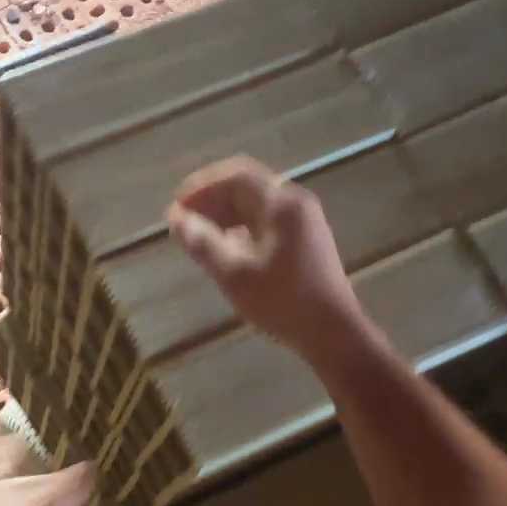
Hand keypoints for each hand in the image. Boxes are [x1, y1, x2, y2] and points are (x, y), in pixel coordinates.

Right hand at [166, 156, 367, 362]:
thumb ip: (202, 243)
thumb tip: (176, 220)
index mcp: (281, 202)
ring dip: (222, 216)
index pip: (235, 175)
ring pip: (254, 206)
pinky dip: (238, 229)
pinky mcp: (303, 240)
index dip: (201, 186)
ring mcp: (302, 221)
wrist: (330, 330)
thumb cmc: (281, 300)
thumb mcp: (233, 273)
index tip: (176, 206)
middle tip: (182, 223)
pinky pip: (264, 223)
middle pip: (245, 186)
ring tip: (196, 238)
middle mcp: (294, 202)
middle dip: (210, 200)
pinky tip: (222, 250)